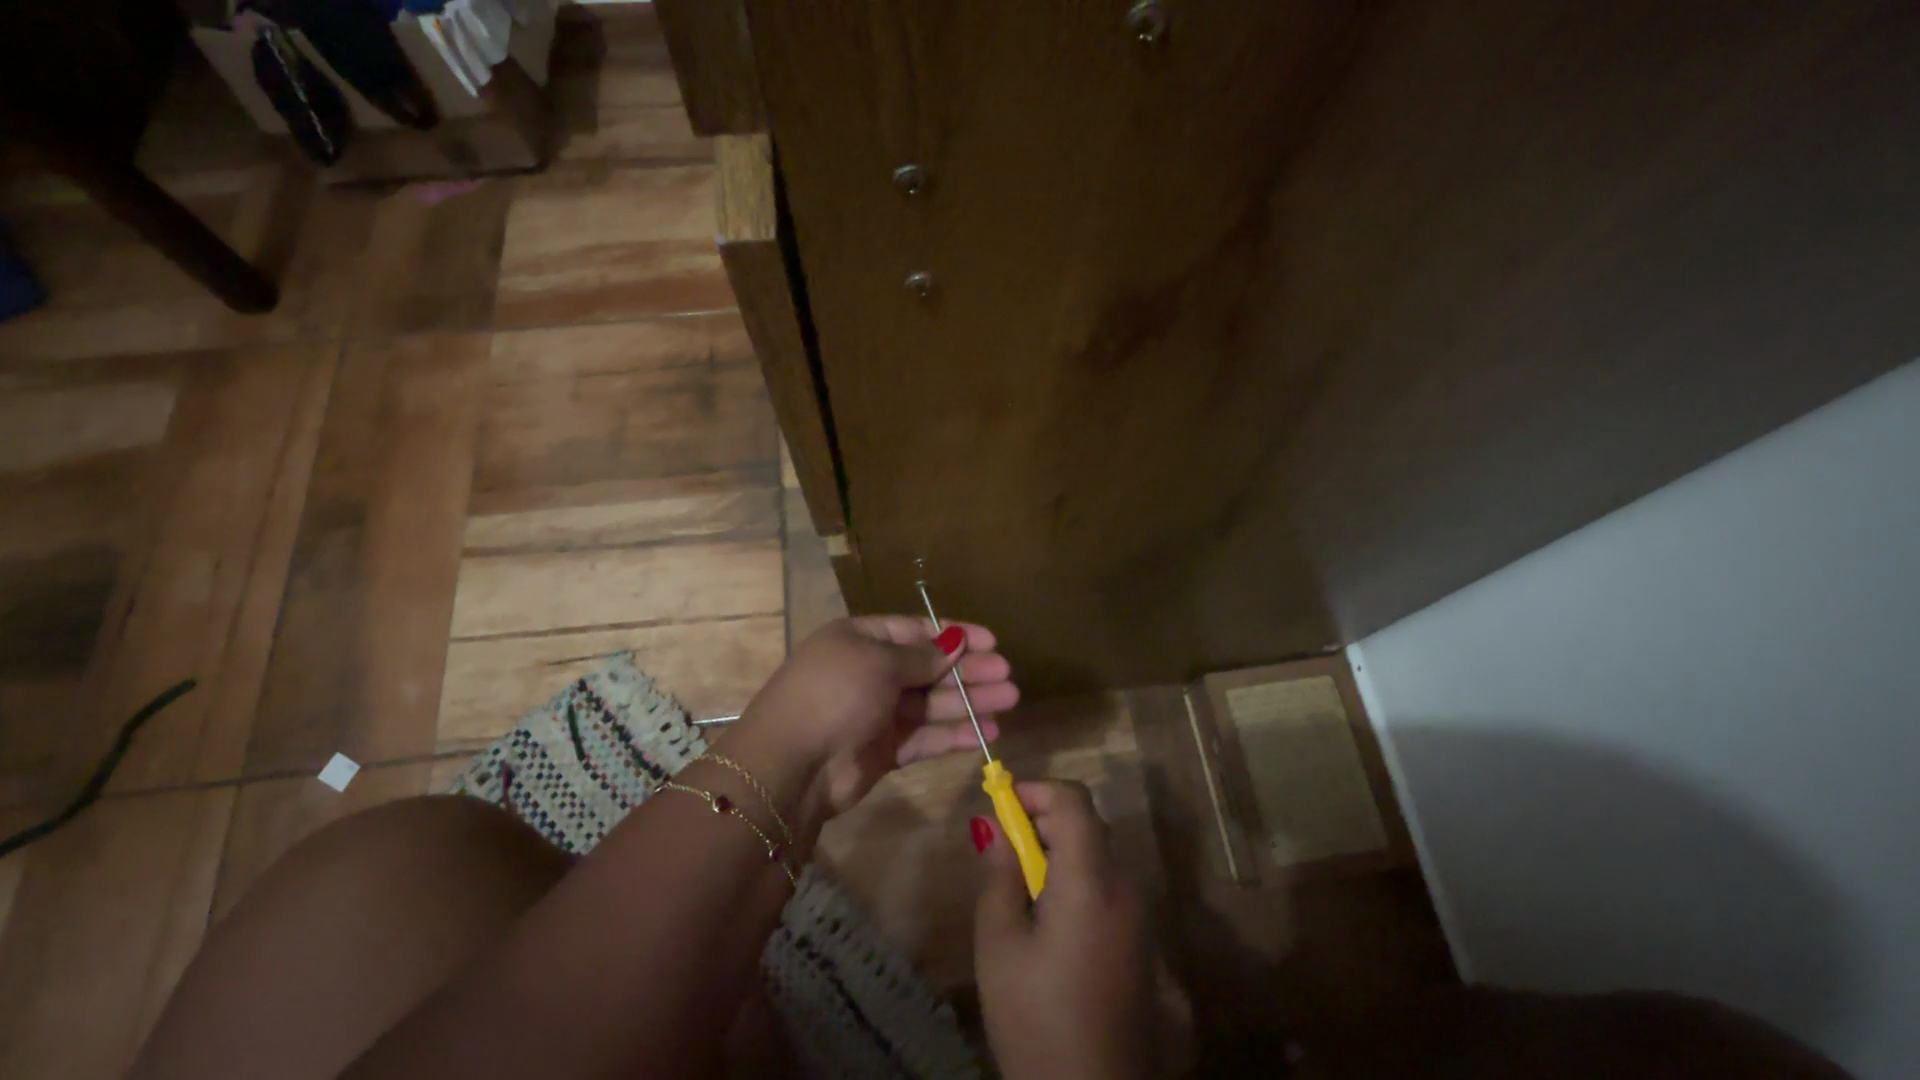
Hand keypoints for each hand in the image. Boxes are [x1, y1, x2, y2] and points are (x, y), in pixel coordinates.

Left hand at [735, 616, 1018, 815]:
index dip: (954, 635)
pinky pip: (926, 737)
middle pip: (928, 668)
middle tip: (1008, 675)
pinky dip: (955, 735)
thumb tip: (956, 643)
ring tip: (1010, 701)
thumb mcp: (878, 662)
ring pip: (932, 703)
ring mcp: (877, 713)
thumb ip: (922, 656)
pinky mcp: (884, 750)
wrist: (791, 765)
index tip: (992, 642)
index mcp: (859, 639)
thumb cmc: (834, 694)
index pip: (915, 630)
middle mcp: (869, 673)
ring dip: (969, 702)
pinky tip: (986, 733)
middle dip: (968, 670)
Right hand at [974, 782, 1154, 1079]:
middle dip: (1044, 821)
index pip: (1074, 801)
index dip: (1036, 790)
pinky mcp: (1140, 942)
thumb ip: (999, 875)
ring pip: (1098, 856)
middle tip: (1001, 848)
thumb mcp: (1000, 944)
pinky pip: (1107, 888)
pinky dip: (1076, 880)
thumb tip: (997, 827)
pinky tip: (1047, 920)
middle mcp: (1125, 887)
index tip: (1000, 803)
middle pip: (1089, 825)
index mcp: (1091, 881)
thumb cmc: (1035, 1017)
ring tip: (1018, 887)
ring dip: (1059, 852)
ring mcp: (1139, 916)